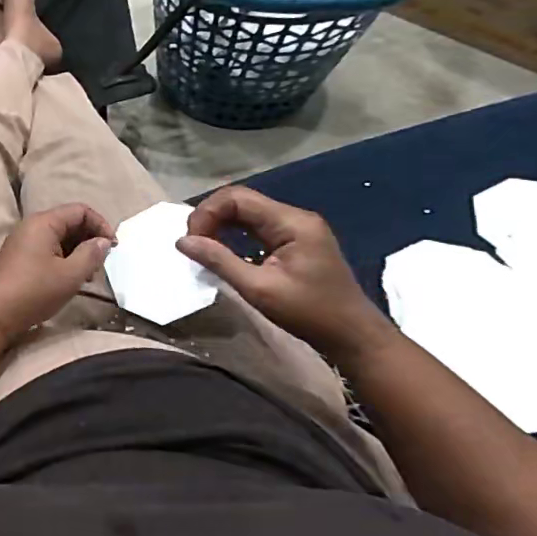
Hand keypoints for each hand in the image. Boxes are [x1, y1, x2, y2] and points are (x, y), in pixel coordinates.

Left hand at [0, 204, 115, 343]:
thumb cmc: (35, 290)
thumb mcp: (70, 274)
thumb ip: (91, 254)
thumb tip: (103, 241)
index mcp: (43, 222)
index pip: (80, 210)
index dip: (101, 225)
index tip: (112, 248)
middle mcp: (32, 225)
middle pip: (70, 222)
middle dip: (90, 239)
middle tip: (101, 264)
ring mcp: (24, 240)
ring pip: (60, 236)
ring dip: (78, 251)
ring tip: (88, 275)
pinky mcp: (21, 255)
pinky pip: (49, 248)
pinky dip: (64, 258)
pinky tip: (71, 278)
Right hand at [175, 186, 398, 360]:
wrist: (354, 336)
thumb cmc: (310, 313)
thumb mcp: (259, 289)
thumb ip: (219, 261)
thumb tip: (182, 241)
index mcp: (291, 222)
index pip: (237, 198)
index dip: (207, 213)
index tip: (192, 240)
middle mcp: (295, 217)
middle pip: (240, 201)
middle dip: (211, 217)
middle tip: (194, 244)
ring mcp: (297, 228)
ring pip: (246, 212)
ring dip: (220, 225)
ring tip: (204, 247)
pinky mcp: (294, 240)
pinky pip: (255, 226)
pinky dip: (234, 234)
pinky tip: (223, 251)